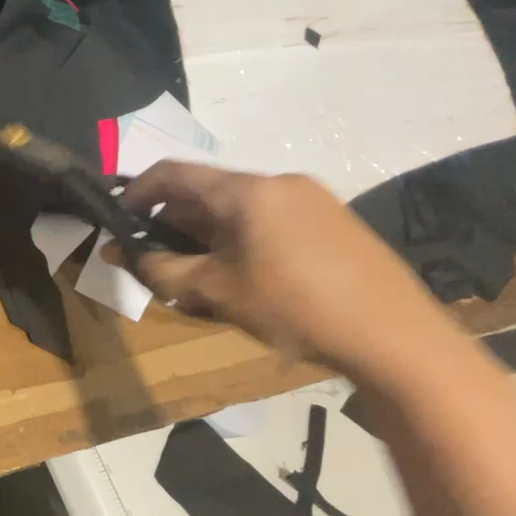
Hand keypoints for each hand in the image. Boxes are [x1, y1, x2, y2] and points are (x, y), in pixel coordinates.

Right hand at [103, 162, 462, 376]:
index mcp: (248, 190)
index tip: (116, 222)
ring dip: (202, 236)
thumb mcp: (212, 290)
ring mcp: (312, 202)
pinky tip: (236, 278)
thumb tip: (117, 252)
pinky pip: (266, 221)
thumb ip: (156, 267)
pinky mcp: (332, 224)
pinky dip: (237, 241)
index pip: (171, 173)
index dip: (135, 194)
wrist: (400, 342)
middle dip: (169, 224)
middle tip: (151, 260)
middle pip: (204, 192)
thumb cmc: (294, 308)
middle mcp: (280, 184)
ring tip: (192, 277)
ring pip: (234, 209)